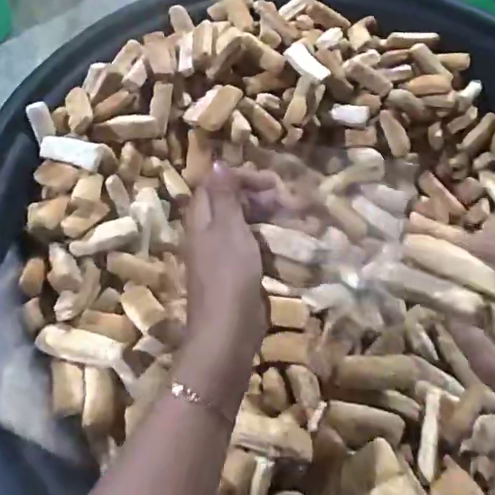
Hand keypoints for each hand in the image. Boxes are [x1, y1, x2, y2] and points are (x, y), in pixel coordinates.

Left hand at [177, 167, 269, 403]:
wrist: (228, 332)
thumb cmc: (228, 275)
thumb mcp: (228, 228)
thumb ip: (224, 196)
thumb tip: (217, 163)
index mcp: (200, 219)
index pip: (215, 184)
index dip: (242, 177)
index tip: (272, 183)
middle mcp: (207, 233)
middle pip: (231, 203)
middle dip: (259, 196)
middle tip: (288, 200)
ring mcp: (221, 255)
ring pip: (244, 224)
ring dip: (268, 216)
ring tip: (294, 217)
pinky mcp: (236, 274)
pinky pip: (252, 246)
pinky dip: (269, 239)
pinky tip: (288, 242)